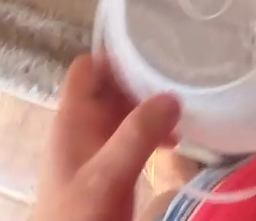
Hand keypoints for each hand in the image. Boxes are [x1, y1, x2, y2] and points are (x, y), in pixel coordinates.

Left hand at [29, 55, 180, 220]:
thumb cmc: (77, 218)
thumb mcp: (106, 177)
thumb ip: (137, 135)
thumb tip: (173, 96)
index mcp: (72, 119)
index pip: (87, 67)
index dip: (115, 55)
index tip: (153, 51)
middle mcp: (82, 127)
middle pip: (111, 85)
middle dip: (142, 79)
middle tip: (179, 76)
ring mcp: (96, 149)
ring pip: (125, 110)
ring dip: (152, 107)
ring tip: (184, 111)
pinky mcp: (110, 169)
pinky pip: (133, 136)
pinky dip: (153, 132)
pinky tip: (176, 142)